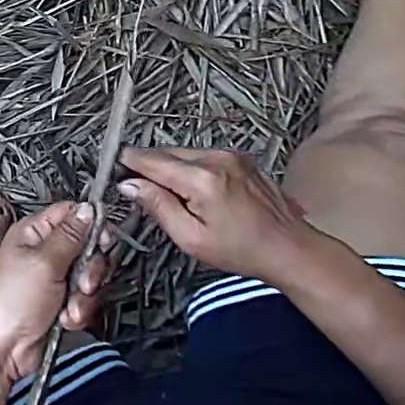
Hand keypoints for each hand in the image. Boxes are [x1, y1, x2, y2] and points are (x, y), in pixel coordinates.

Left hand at [0, 201, 110, 382]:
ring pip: (89, 275)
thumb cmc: (8, 304)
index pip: (72, 214)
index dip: (91, 225)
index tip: (103, 240)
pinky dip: (79, 311)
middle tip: (83, 281)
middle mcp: (44, 251)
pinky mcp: (60, 301)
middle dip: (91, 267)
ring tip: (69, 305)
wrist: (2, 351)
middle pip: (87, 245)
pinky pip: (85, 299)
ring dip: (84, 295)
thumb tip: (88, 209)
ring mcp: (53, 277)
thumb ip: (70, 235)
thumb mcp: (43, 262)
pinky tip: (65, 317)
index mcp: (33, 232)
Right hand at [119, 148, 327, 283]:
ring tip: (174, 197)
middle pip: (166, 153)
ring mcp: (230, 154)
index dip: (129, 164)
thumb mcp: (191, 238)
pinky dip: (191, 168)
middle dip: (150, 168)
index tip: (115, 169)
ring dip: (171, 168)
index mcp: (202, 179)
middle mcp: (216, 158)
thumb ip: (158, 206)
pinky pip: (202, 156)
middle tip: (139, 189)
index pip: (151, 160)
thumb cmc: (242, 250)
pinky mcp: (239, 156)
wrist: (289, 248)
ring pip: (183, 153)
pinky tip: (196, 192)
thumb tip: (129, 184)